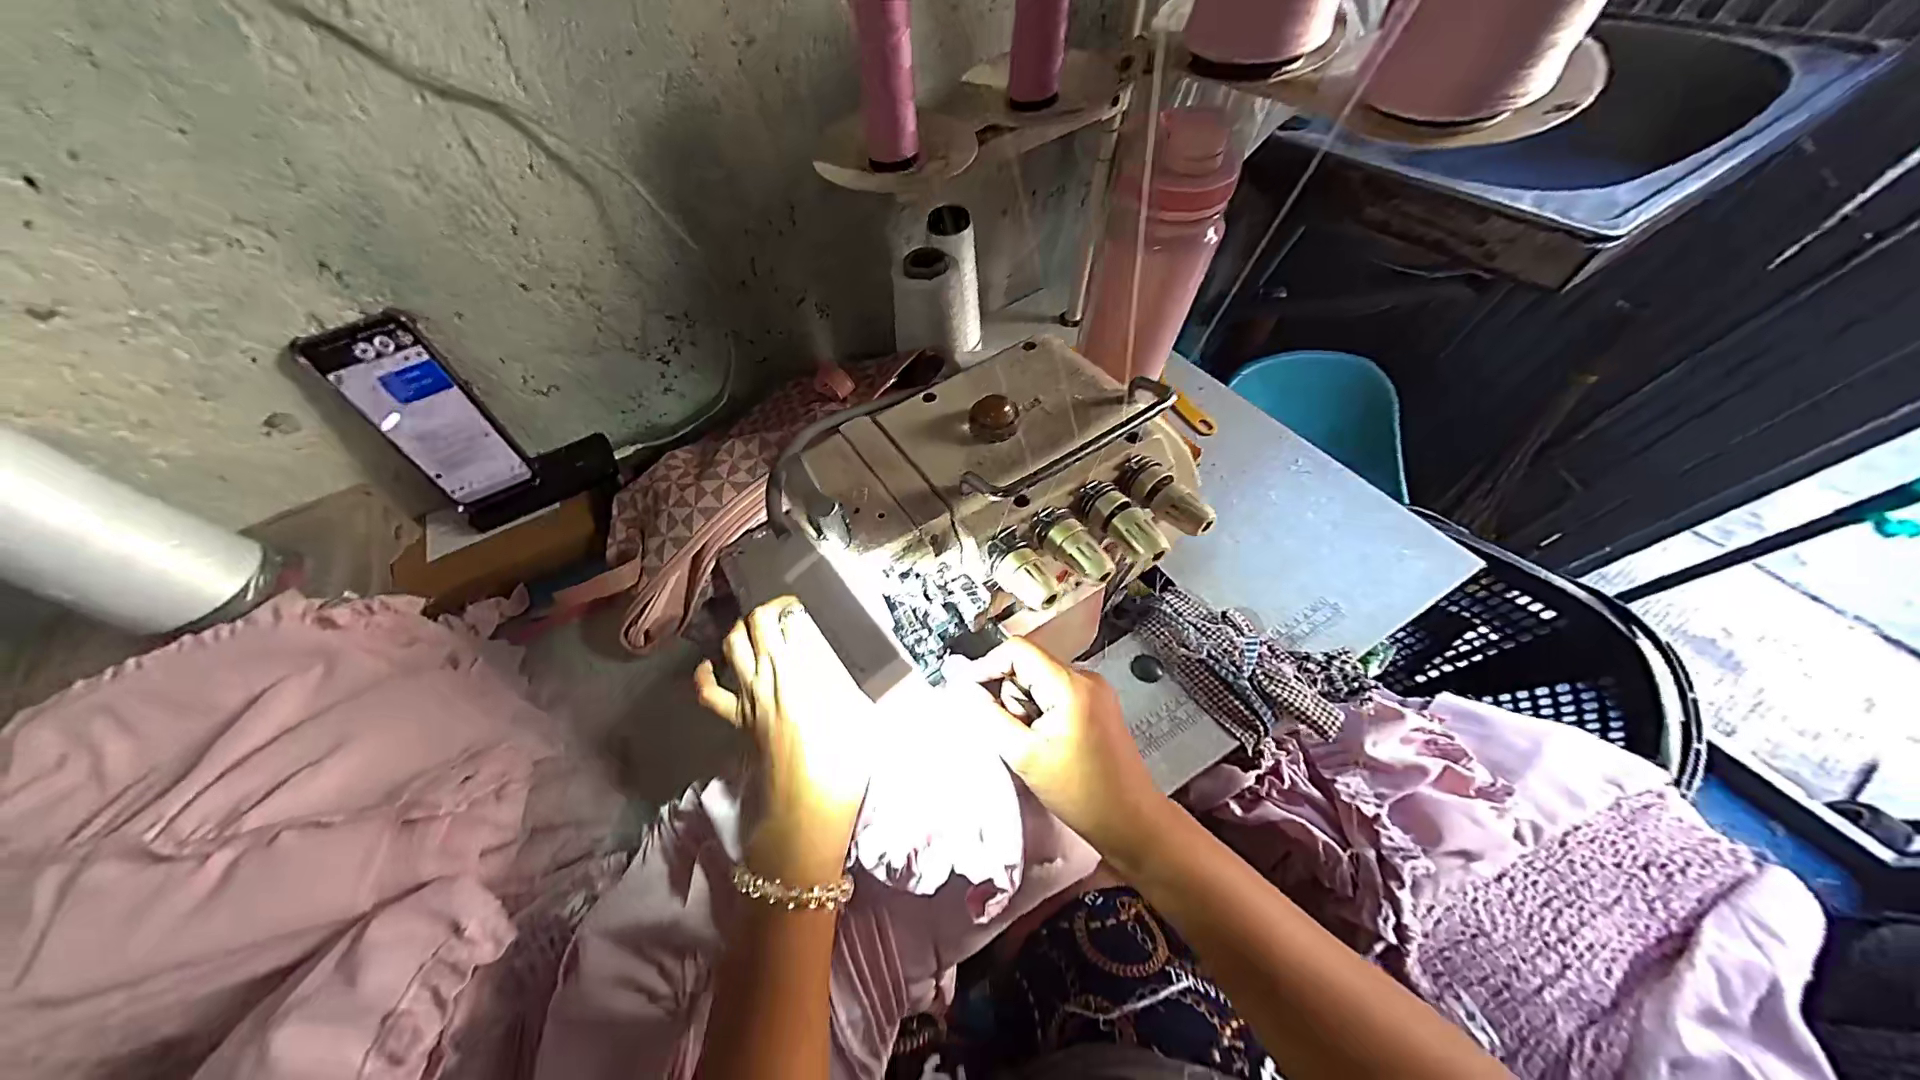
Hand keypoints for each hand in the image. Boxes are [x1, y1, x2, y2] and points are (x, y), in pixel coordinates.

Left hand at [696, 597, 873, 885]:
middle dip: (768, 609)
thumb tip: (837, 659)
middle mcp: (769, 678)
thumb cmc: (838, 766)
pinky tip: (711, 665)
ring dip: (742, 631)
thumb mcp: (855, 715)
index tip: (803, 605)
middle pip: (756, 627)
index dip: (792, 606)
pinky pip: (709, 693)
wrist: (802, 811)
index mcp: (801, 674)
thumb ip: (846, 682)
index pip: (788, 624)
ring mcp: (747, 699)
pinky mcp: (736, 720)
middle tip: (784, 611)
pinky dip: (706, 674)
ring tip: (757, 628)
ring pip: (732, 648)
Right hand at [946, 637, 1167, 859]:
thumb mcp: (1024, 756)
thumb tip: (966, 691)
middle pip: (1027, 665)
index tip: (971, 693)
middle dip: (1010, 696)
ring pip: (1038, 681)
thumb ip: (989, 717)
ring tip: (1036, 744)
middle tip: (1017, 735)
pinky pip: (1053, 695)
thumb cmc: (1084, 794)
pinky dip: (1041, 714)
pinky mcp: (1095, 705)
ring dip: (1025, 709)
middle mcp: (1086, 678)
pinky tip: (1047, 744)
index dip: (987, 667)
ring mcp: (1094, 691)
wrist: (1130, 820)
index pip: (1017, 650)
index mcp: (1070, 684)